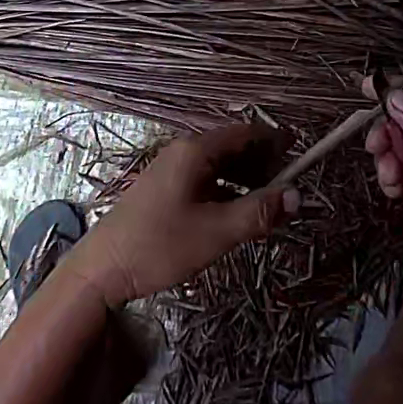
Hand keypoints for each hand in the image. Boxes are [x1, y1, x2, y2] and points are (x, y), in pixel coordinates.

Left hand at [65, 123, 298, 307]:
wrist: (100, 271)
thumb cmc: (159, 246)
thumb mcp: (217, 231)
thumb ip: (259, 212)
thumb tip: (297, 196)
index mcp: (196, 151)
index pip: (247, 133)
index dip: (276, 142)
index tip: (302, 155)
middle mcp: (184, 152)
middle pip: (235, 148)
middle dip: (265, 165)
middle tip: (288, 192)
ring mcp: (172, 171)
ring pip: (221, 166)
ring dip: (248, 181)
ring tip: (268, 207)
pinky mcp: (165, 190)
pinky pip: (207, 181)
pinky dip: (228, 192)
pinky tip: (238, 215)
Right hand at [365, 79, 402, 261]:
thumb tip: (400, 99)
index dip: (400, 89)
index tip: (375, 90)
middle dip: (388, 127)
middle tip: (379, 140)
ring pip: (399, 144)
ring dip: (387, 154)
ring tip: (391, 170)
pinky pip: (399, 170)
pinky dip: (391, 176)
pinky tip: (396, 185)